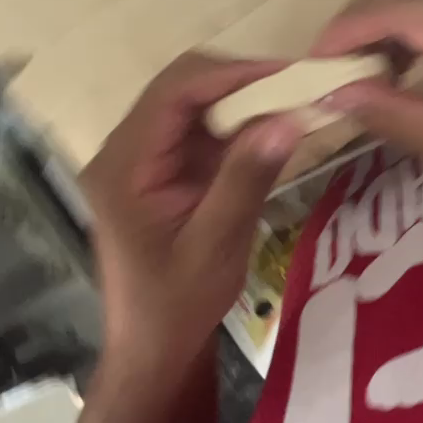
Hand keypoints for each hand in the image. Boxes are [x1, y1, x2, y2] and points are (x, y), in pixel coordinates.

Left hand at [79, 52, 301, 372]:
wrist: (154, 349)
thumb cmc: (177, 305)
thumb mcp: (216, 244)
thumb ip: (246, 178)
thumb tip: (288, 118)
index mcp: (124, 165)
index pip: (175, 92)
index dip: (233, 74)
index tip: (289, 75)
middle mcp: (126, 150)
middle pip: (182, 87)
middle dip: (242, 80)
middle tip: (298, 86)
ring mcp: (145, 157)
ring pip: (196, 101)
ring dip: (244, 99)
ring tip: (294, 101)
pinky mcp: (165, 168)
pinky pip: (204, 128)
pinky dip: (241, 123)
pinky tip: (274, 128)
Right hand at [311, 0, 422, 204]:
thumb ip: (394, 115)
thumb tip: (332, 94)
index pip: (399, 7)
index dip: (347, 29)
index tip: (313, 64)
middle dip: (356, 17)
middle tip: (330, 67)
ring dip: (378, 16)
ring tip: (357, 69)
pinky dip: (404, 20)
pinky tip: (395, 63)